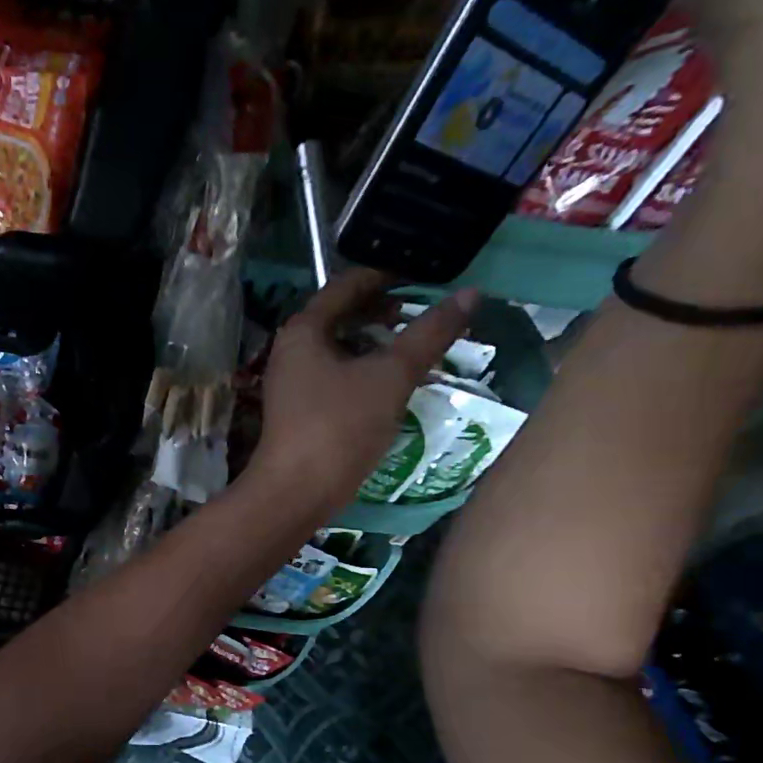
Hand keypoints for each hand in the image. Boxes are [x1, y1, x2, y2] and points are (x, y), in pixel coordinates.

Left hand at [246, 268, 476, 506]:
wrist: (297, 490)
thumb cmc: (339, 425)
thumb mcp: (391, 375)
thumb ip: (429, 333)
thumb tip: (470, 294)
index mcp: (303, 330)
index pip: (346, 285)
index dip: (388, 275)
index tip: (428, 272)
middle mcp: (291, 350)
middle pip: (341, 315)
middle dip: (384, 309)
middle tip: (429, 307)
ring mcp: (293, 381)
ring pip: (341, 346)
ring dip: (378, 340)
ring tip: (419, 340)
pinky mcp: (301, 408)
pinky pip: (337, 373)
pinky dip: (366, 367)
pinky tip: (395, 378)